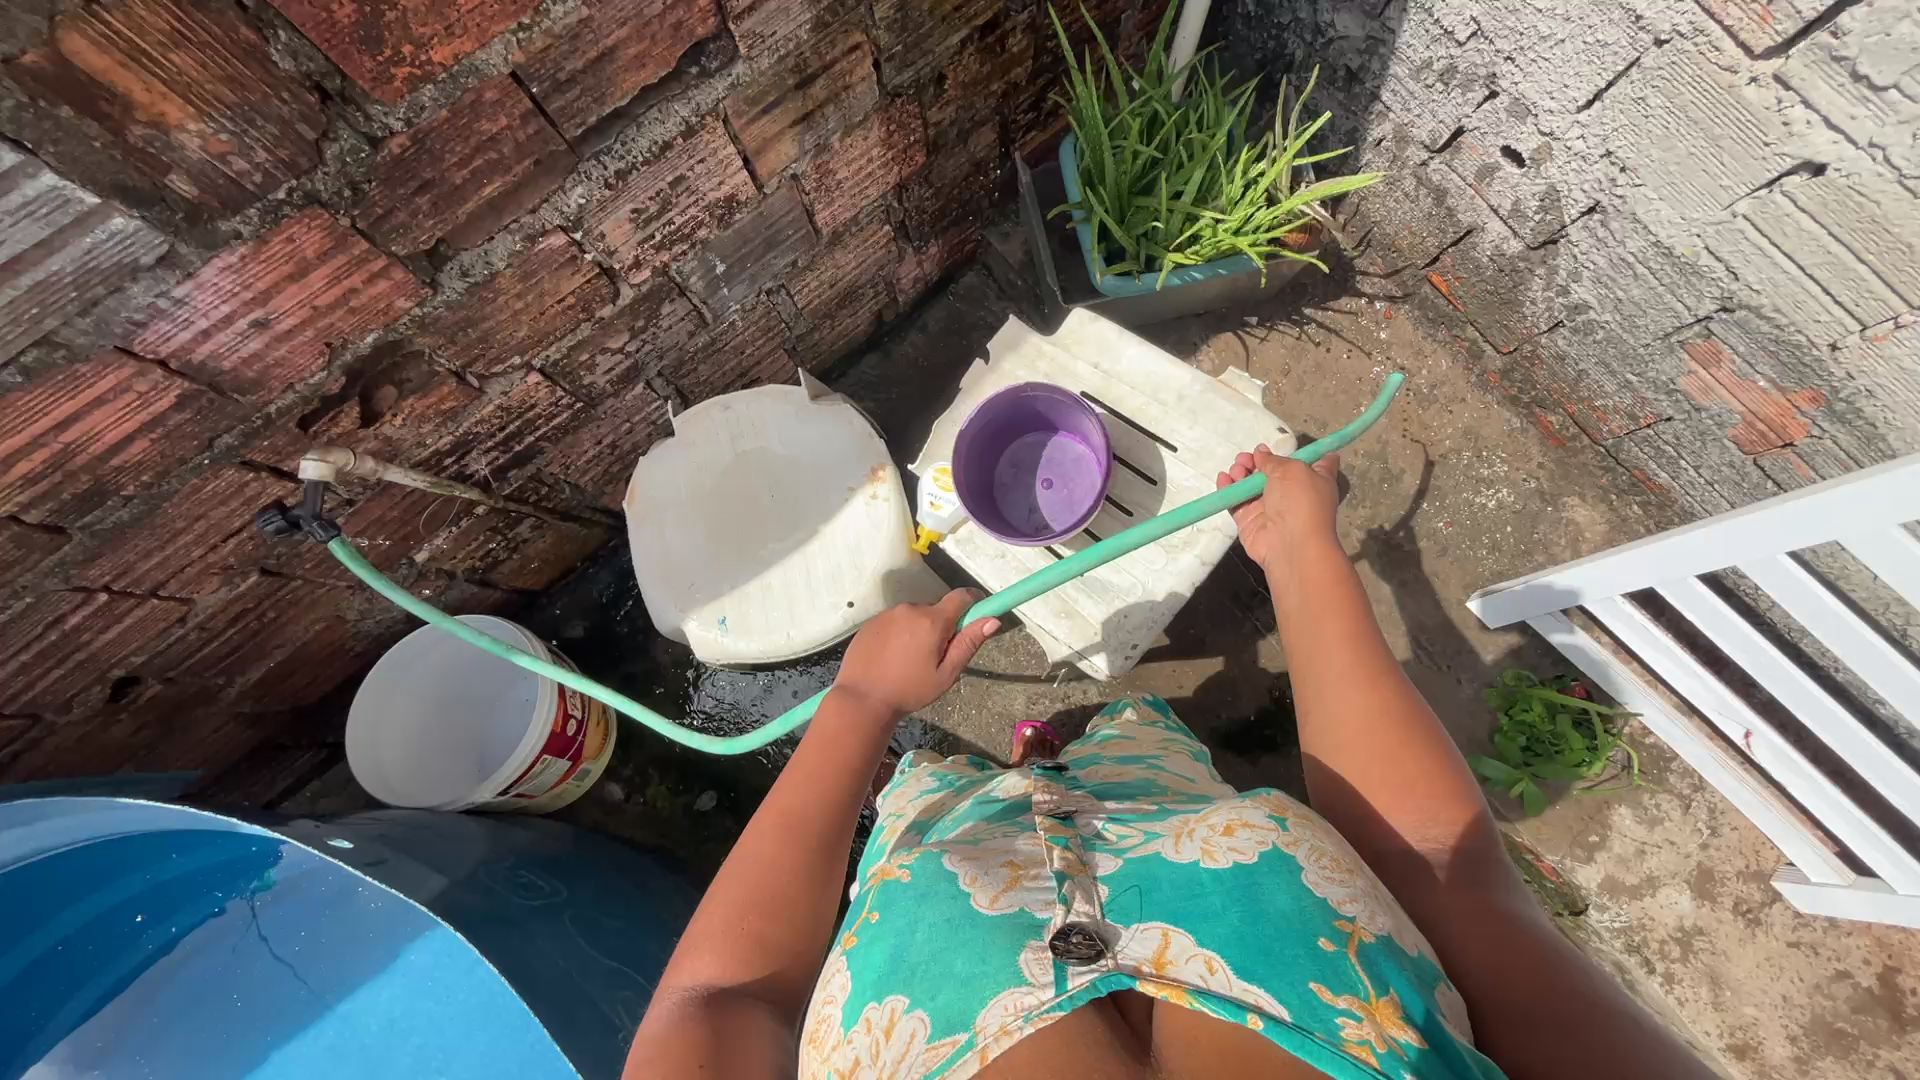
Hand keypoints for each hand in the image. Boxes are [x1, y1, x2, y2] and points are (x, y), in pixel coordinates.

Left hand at [831, 590, 1000, 716]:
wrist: (861, 698)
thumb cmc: (909, 691)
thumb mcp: (946, 674)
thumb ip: (968, 644)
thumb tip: (992, 620)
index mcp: (932, 621)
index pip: (961, 596)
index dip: (973, 602)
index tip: (976, 615)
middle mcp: (910, 609)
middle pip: (936, 608)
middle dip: (942, 625)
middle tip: (936, 655)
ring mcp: (888, 614)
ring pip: (914, 615)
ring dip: (919, 629)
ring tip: (910, 659)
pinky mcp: (871, 621)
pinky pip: (894, 621)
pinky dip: (899, 633)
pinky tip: (892, 657)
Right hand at [1216, 444, 1340, 570]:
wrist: (1289, 541)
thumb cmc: (1301, 500)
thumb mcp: (1292, 469)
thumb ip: (1273, 459)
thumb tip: (1261, 453)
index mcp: (1314, 479)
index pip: (1316, 461)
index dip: (1304, 452)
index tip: (1290, 446)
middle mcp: (1293, 493)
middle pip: (1273, 471)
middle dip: (1257, 461)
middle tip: (1246, 458)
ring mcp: (1270, 507)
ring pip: (1251, 485)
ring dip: (1241, 473)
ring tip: (1237, 469)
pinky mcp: (1250, 519)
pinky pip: (1236, 501)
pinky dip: (1228, 489)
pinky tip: (1223, 478)